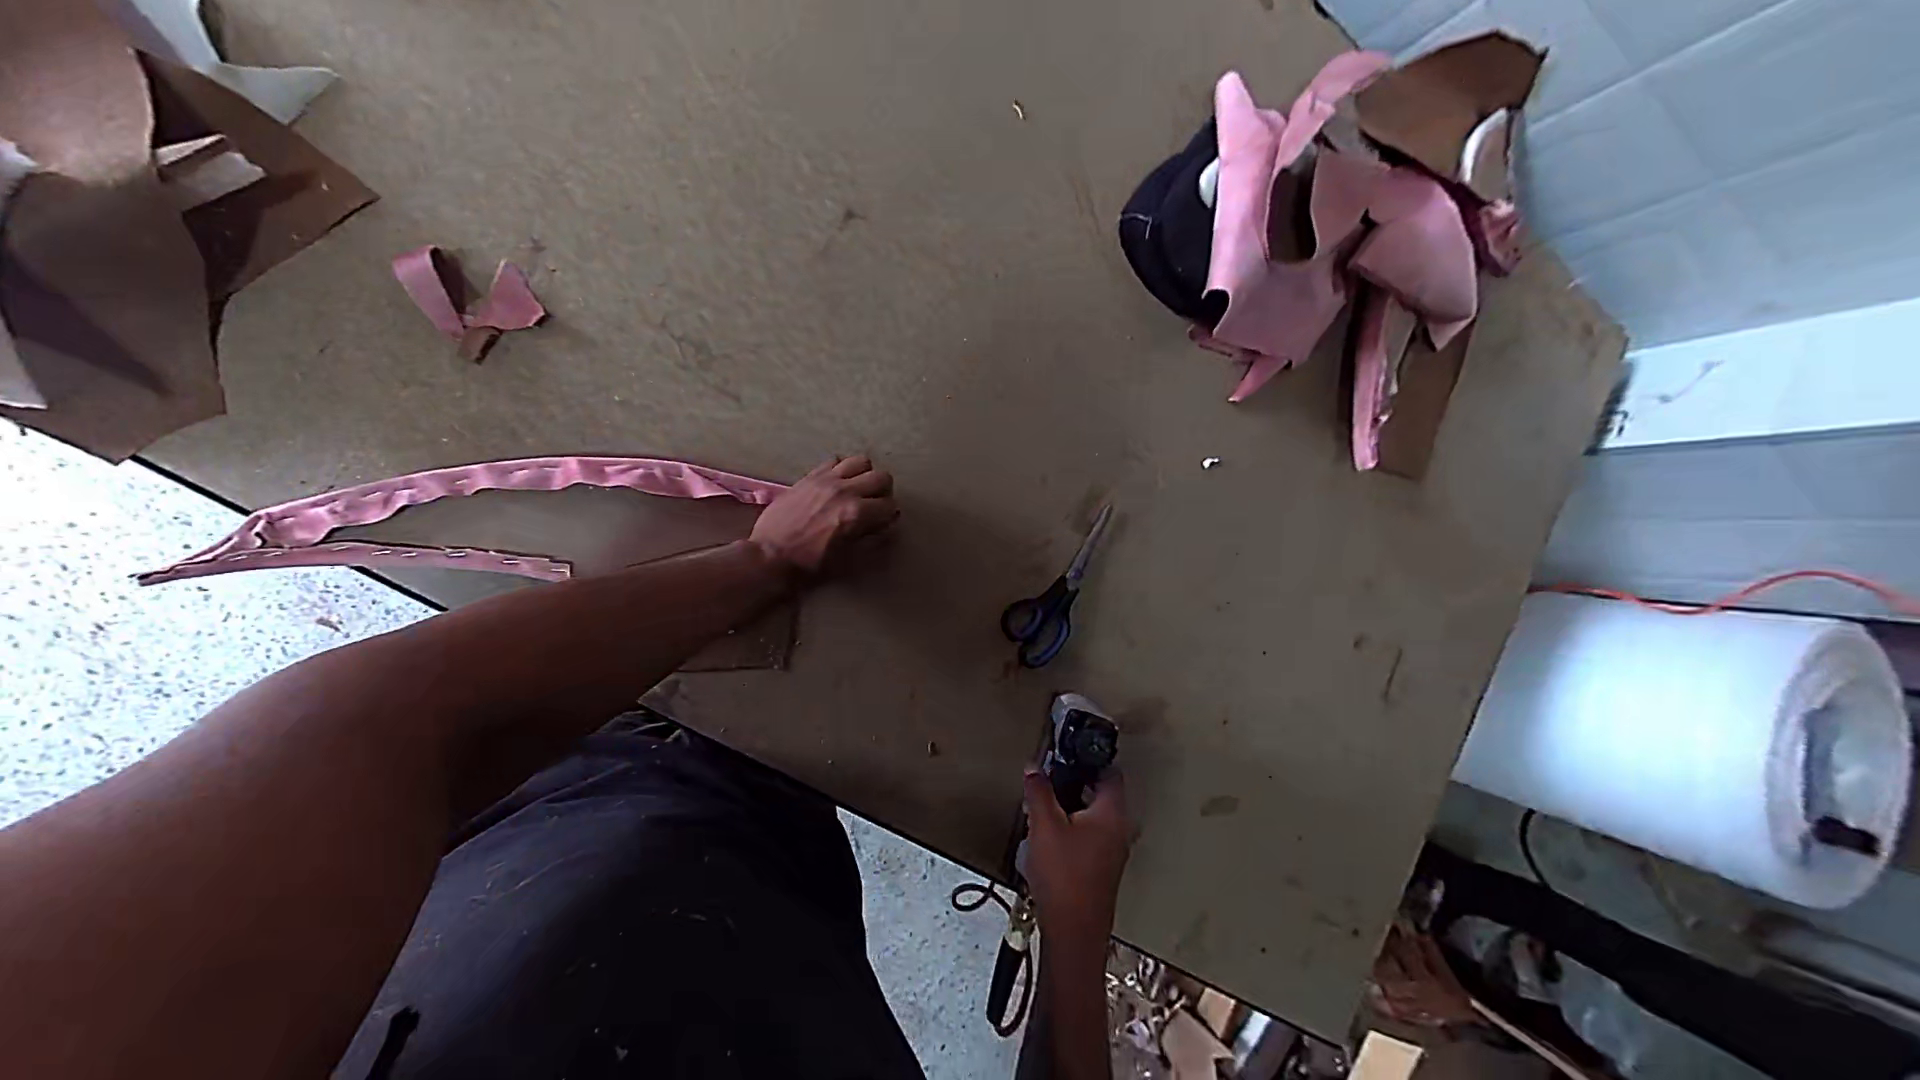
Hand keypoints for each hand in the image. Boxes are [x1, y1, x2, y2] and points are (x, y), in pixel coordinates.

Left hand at [749, 455, 897, 577]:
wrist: (771, 555)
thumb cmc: (811, 563)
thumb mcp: (847, 558)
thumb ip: (870, 537)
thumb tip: (885, 525)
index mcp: (857, 514)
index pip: (890, 505)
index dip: (889, 515)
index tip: (883, 522)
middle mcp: (845, 491)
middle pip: (882, 477)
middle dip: (883, 492)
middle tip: (874, 504)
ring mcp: (826, 480)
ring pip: (861, 462)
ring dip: (864, 475)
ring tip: (857, 489)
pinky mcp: (810, 476)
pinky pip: (835, 460)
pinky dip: (841, 470)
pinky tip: (836, 484)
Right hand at [1023, 767, 1131, 946]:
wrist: (1072, 931)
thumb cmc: (1064, 876)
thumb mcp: (1044, 825)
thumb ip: (1039, 792)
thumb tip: (1034, 769)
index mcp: (1112, 814)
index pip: (1110, 773)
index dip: (1090, 760)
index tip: (1069, 754)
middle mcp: (1118, 831)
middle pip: (1100, 795)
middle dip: (1074, 784)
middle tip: (1050, 780)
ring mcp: (1112, 853)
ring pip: (1093, 818)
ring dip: (1070, 809)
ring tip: (1043, 809)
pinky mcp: (1101, 870)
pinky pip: (1089, 838)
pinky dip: (1071, 830)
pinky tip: (1048, 839)